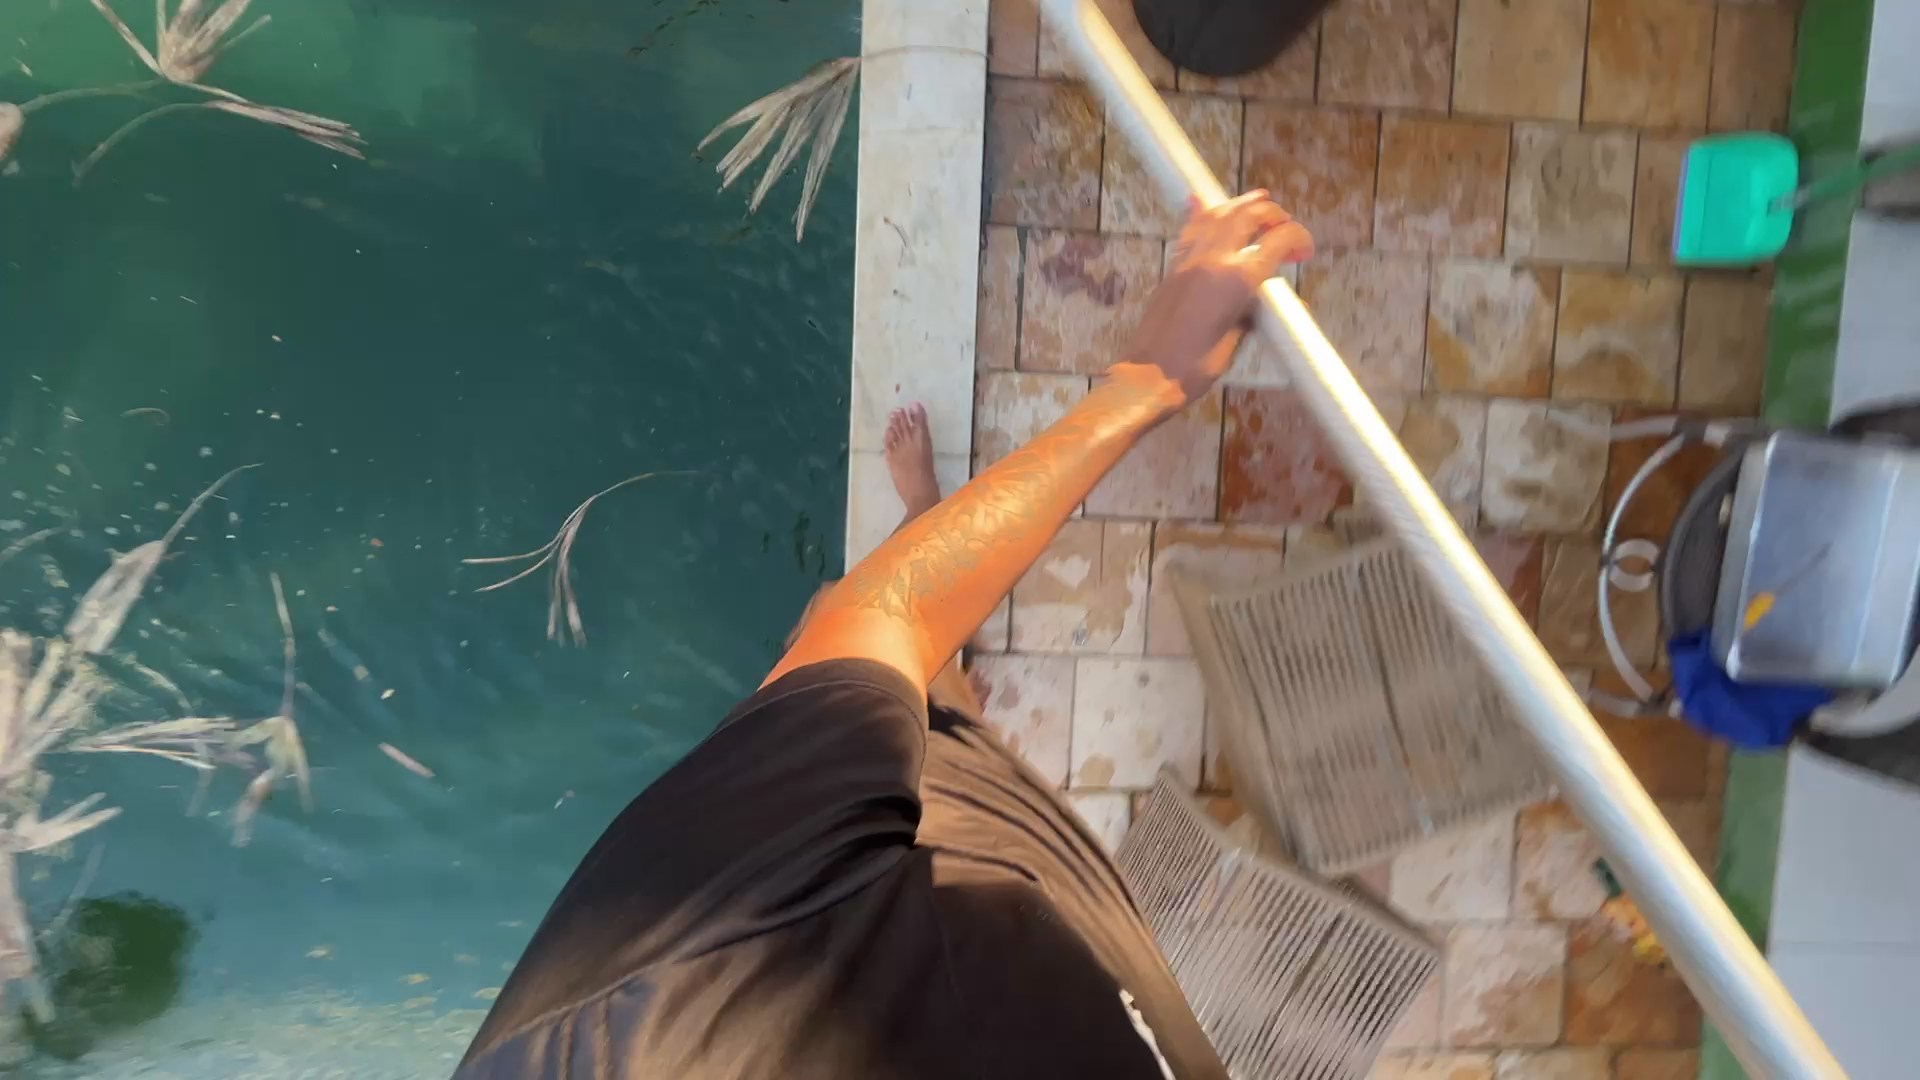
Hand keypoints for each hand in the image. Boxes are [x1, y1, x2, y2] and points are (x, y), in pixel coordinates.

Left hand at [1116, 191, 1313, 406]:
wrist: (1146, 377)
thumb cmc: (1193, 369)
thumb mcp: (1235, 343)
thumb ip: (1252, 313)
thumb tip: (1269, 301)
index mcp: (1237, 280)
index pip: (1279, 239)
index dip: (1299, 240)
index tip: (1305, 253)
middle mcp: (1214, 260)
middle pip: (1250, 215)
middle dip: (1273, 214)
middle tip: (1284, 228)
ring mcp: (1189, 261)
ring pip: (1218, 214)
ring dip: (1241, 205)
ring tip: (1258, 201)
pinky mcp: (1172, 269)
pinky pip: (1190, 231)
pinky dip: (1202, 214)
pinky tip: (1202, 202)